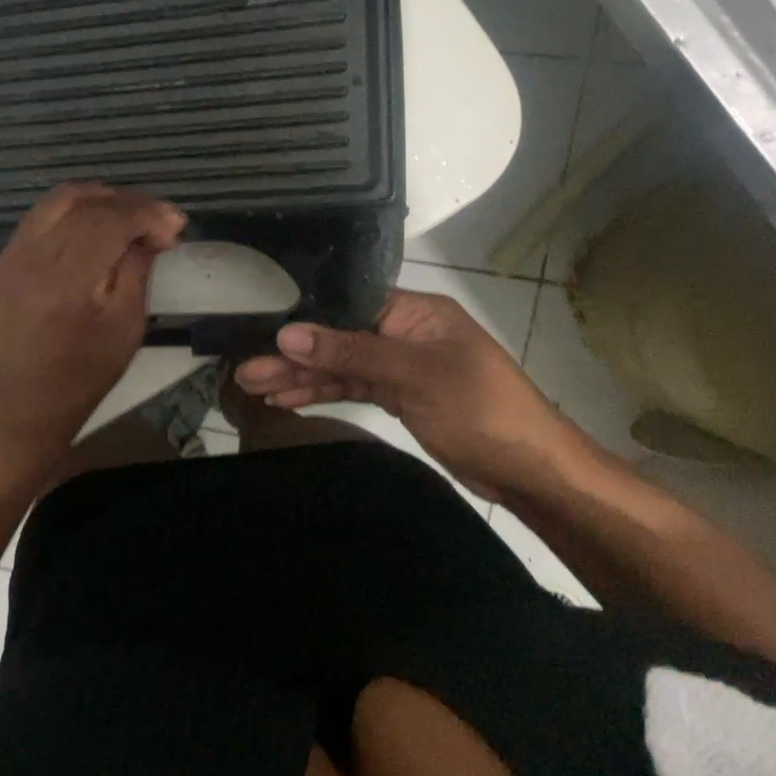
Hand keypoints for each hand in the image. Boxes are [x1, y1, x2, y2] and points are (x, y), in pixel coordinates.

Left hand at [0, 184, 185, 453]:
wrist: (24, 399)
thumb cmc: (84, 373)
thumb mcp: (126, 326)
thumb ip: (137, 269)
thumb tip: (154, 230)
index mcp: (67, 281)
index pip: (110, 220)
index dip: (147, 213)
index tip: (175, 225)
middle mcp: (34, 256)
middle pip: (84, 202)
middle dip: (128, 202)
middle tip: (158, 219)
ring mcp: (13, 253)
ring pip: (59, 199)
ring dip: (99, 198)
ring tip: (129, 215)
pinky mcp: (6, 257)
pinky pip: (42, 214)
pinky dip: (73, 208)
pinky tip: (95, 224)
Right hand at [233, 289, 584, 499]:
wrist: (530, 471)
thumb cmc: (482, 410)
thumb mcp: (415, 375)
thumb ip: (351, 353)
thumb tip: (288, 333)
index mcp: (415, 312)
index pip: (345, 304)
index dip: (302, 318)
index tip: (258, 331)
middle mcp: (403, 332)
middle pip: (335, 338)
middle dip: (291, 355)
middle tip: (245, 372)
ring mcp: (399, 366)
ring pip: (338, 366)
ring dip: (298, 377)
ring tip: (252, 389)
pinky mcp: (397, 397)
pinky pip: (349, 388)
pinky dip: (319, 393)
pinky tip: (286, 400)